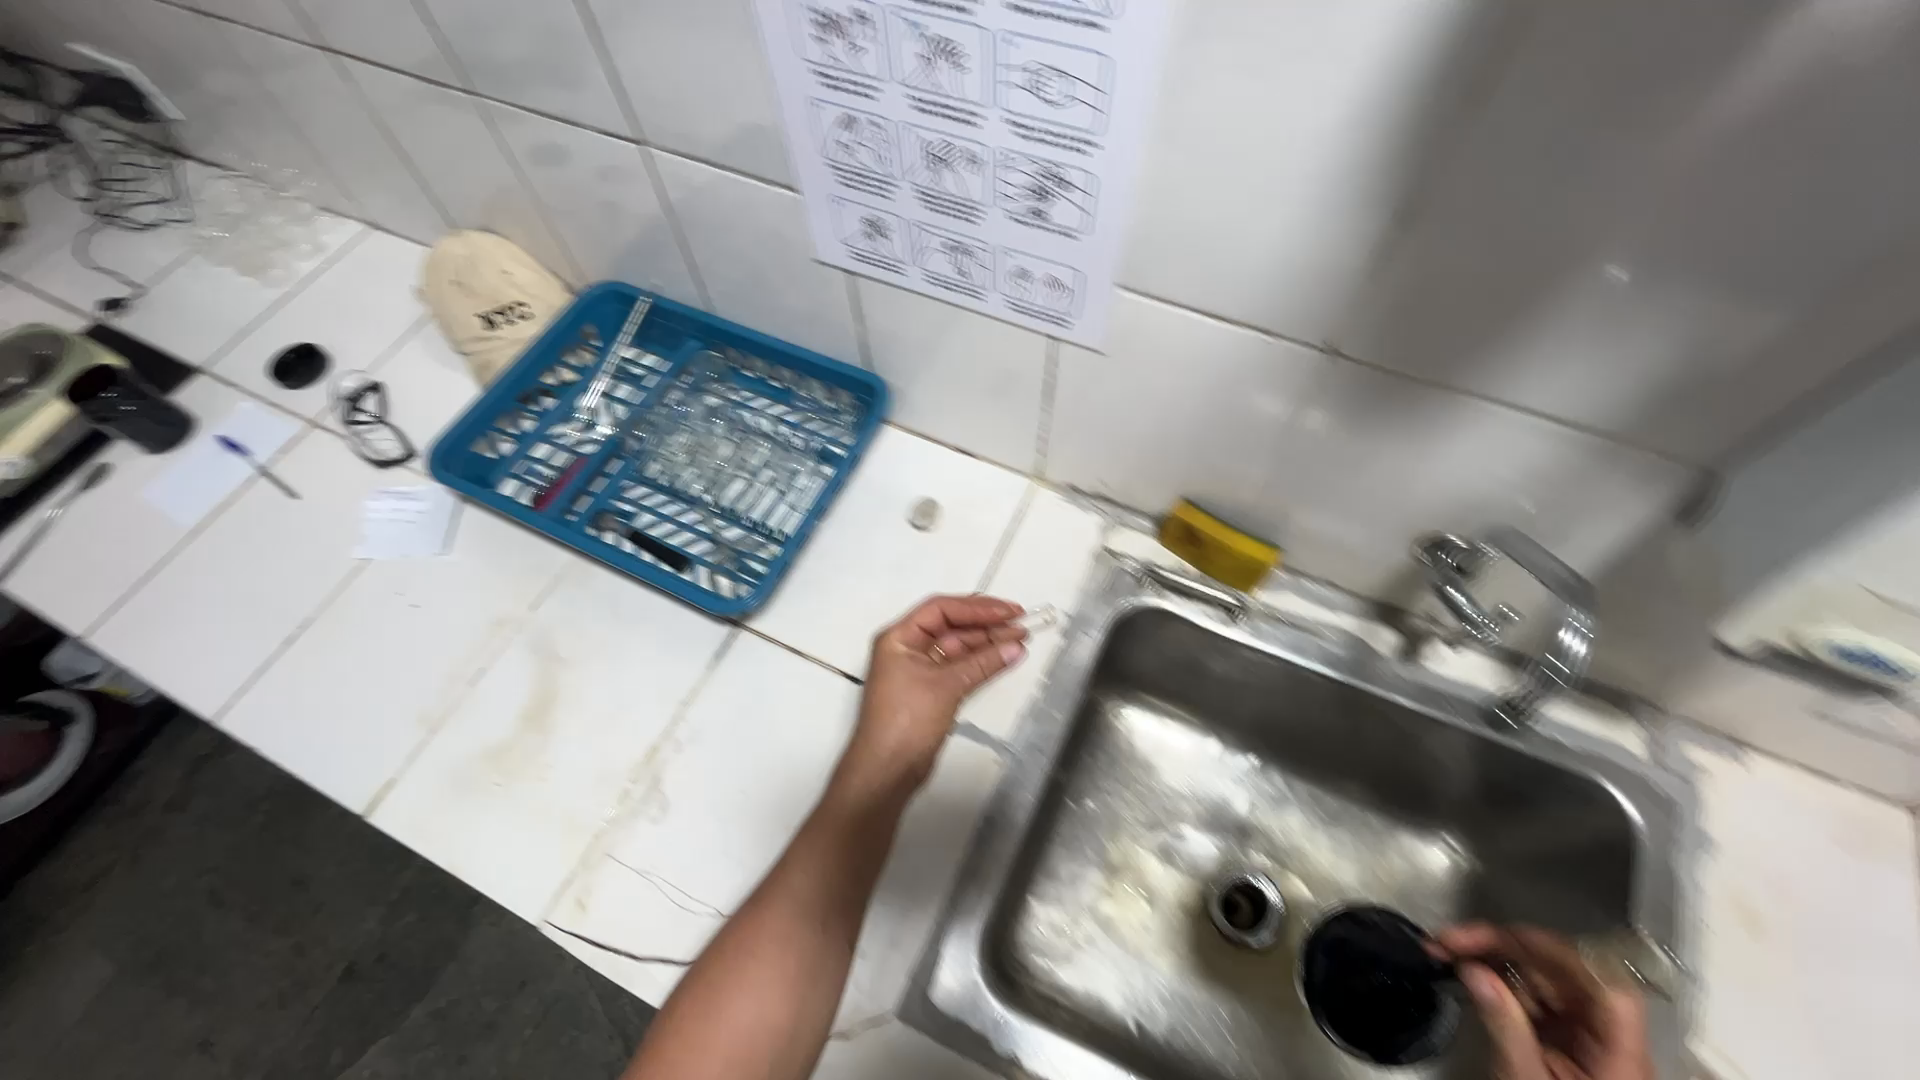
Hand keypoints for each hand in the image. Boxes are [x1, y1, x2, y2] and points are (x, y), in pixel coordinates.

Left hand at [841, 595, 1027, 792]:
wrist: (887, 770)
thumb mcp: (946, 686)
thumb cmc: (907, 720)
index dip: (977, 607)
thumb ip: (983, 662)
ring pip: (957, 646)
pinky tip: (1003, 658)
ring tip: (1020, 639)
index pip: (942, 609)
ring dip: (986, 642)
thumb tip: (1017, 645)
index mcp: (900, 637)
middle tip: (1021, 623)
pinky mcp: (930, 690)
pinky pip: (958, 666)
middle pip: (951, 625)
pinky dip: (980, 662)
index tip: (1010, 611)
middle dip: (986, 623)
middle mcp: (907, 647)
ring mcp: (919, 670)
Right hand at [1432, 924, 1651, 1079]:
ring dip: (1496, 960)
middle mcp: (1608, 1031)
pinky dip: (1502, 982)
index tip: (1491, 938)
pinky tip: (1470, 978)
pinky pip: (1537, 997)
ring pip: (1545, 977)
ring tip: (1447, 956)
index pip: (1598, 976)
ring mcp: (1588, 1034)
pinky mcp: (1567, 1040)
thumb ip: (1504, 1025)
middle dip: (1504, 946)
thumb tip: (1472, 968)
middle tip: (1447, 942)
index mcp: (1618, 1047)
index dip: (1548, 947)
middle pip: (1564, 968)